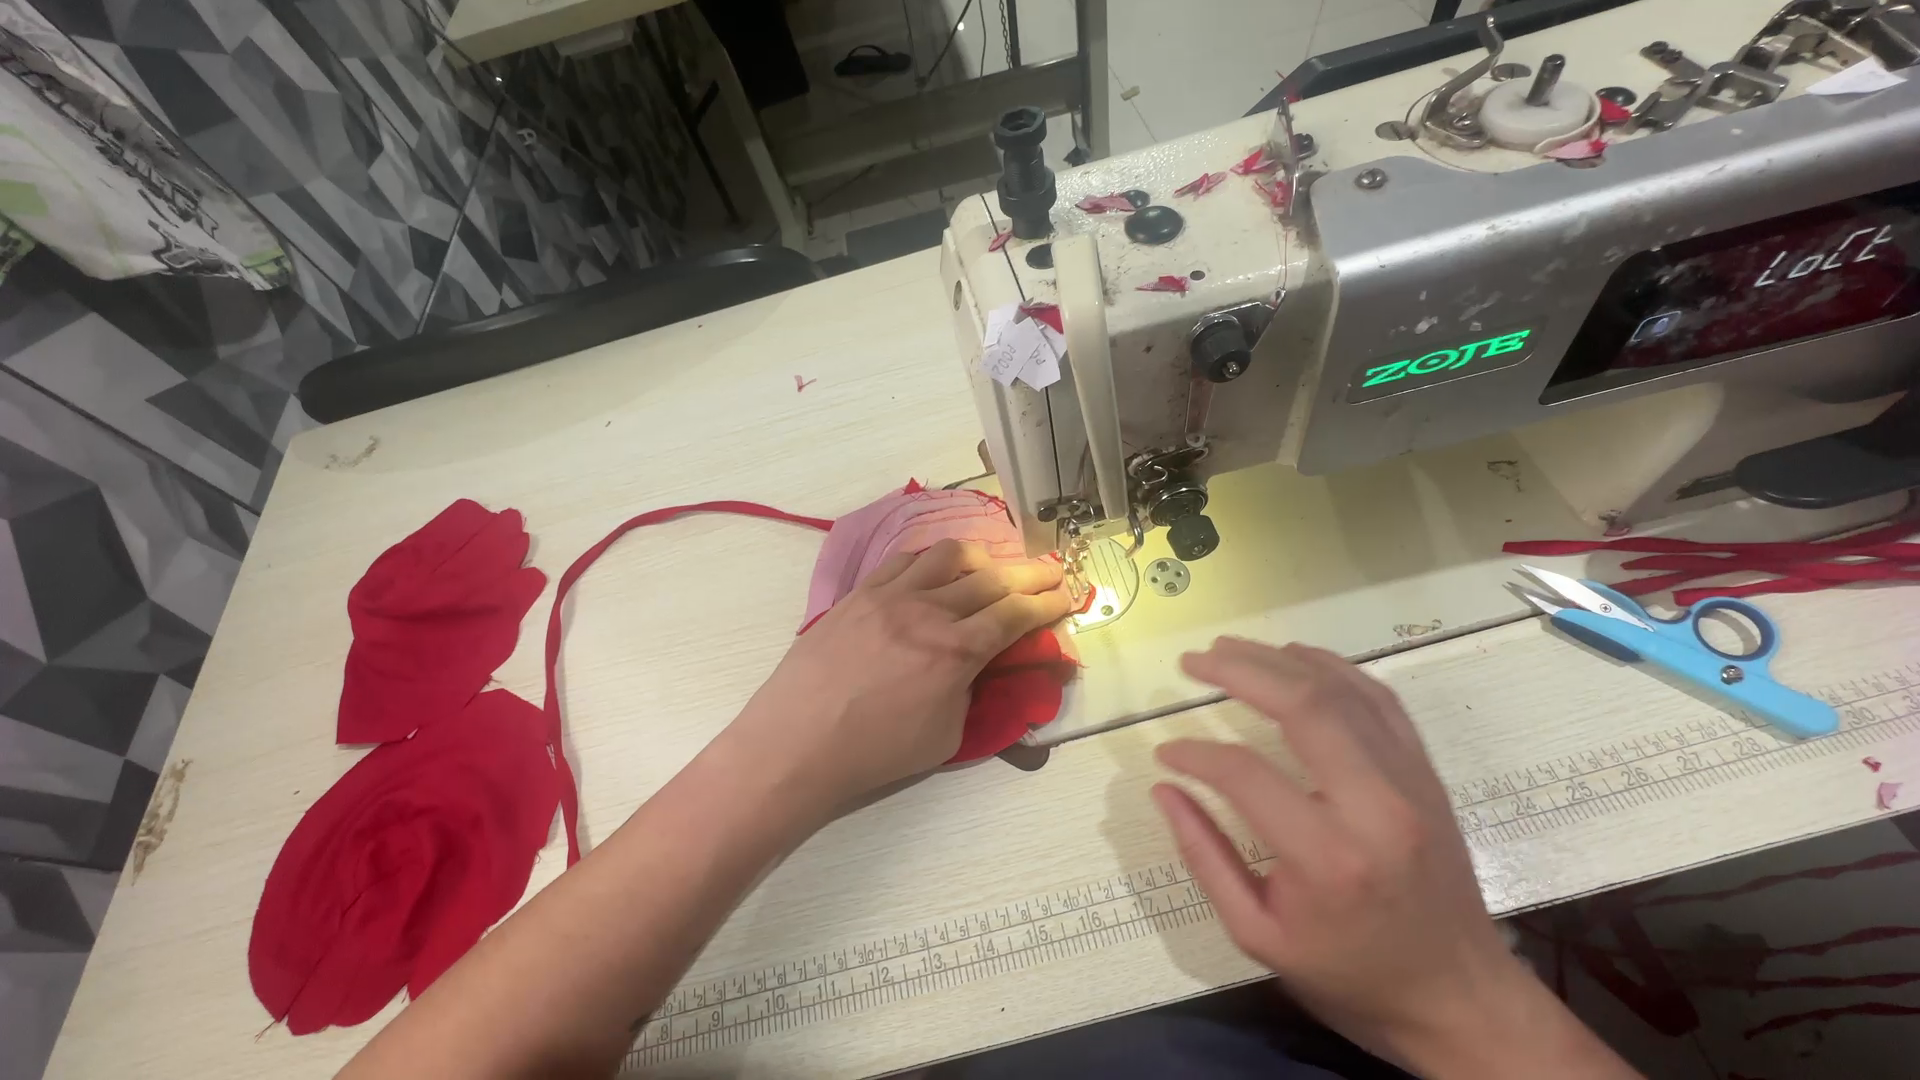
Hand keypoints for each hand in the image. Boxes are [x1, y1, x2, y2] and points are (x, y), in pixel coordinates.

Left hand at [730, 539, 1072, 812]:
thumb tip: (987, 669)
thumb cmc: (875, 753)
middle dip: (1029, 575)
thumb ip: (974, 694)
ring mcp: (890, 596)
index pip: (1015, 613)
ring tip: (991, 568)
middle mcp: (928, 612)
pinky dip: (932, 560)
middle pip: (991, 578)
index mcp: (956, 652)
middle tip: (1048, 574)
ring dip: (981, 557)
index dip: (1047, 602)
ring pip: (948, 555)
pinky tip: (937, 570)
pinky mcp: (859, 593)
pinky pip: (904, 559)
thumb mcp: (946, 737)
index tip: (1065, 595)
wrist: (797, 742)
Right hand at [1152, 639, 1634, 1077]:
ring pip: (1342, 690)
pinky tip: (1295, 658)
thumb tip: (1165, 789)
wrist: (1458, 996)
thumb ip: (1205, 856)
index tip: (1166, 753)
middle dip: (1238, 671)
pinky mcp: (1426, 772)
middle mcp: (1375, 806)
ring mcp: (1409, 781)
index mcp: (1327, 856)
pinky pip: (1379, 699)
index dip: (1195, 755)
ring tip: (1228, 650)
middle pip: (1303, 706)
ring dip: (1279, 660)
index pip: (1245, 773)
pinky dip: (1333, 668)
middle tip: (1192, 662)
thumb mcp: (1256, 935)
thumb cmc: (1348, 972)